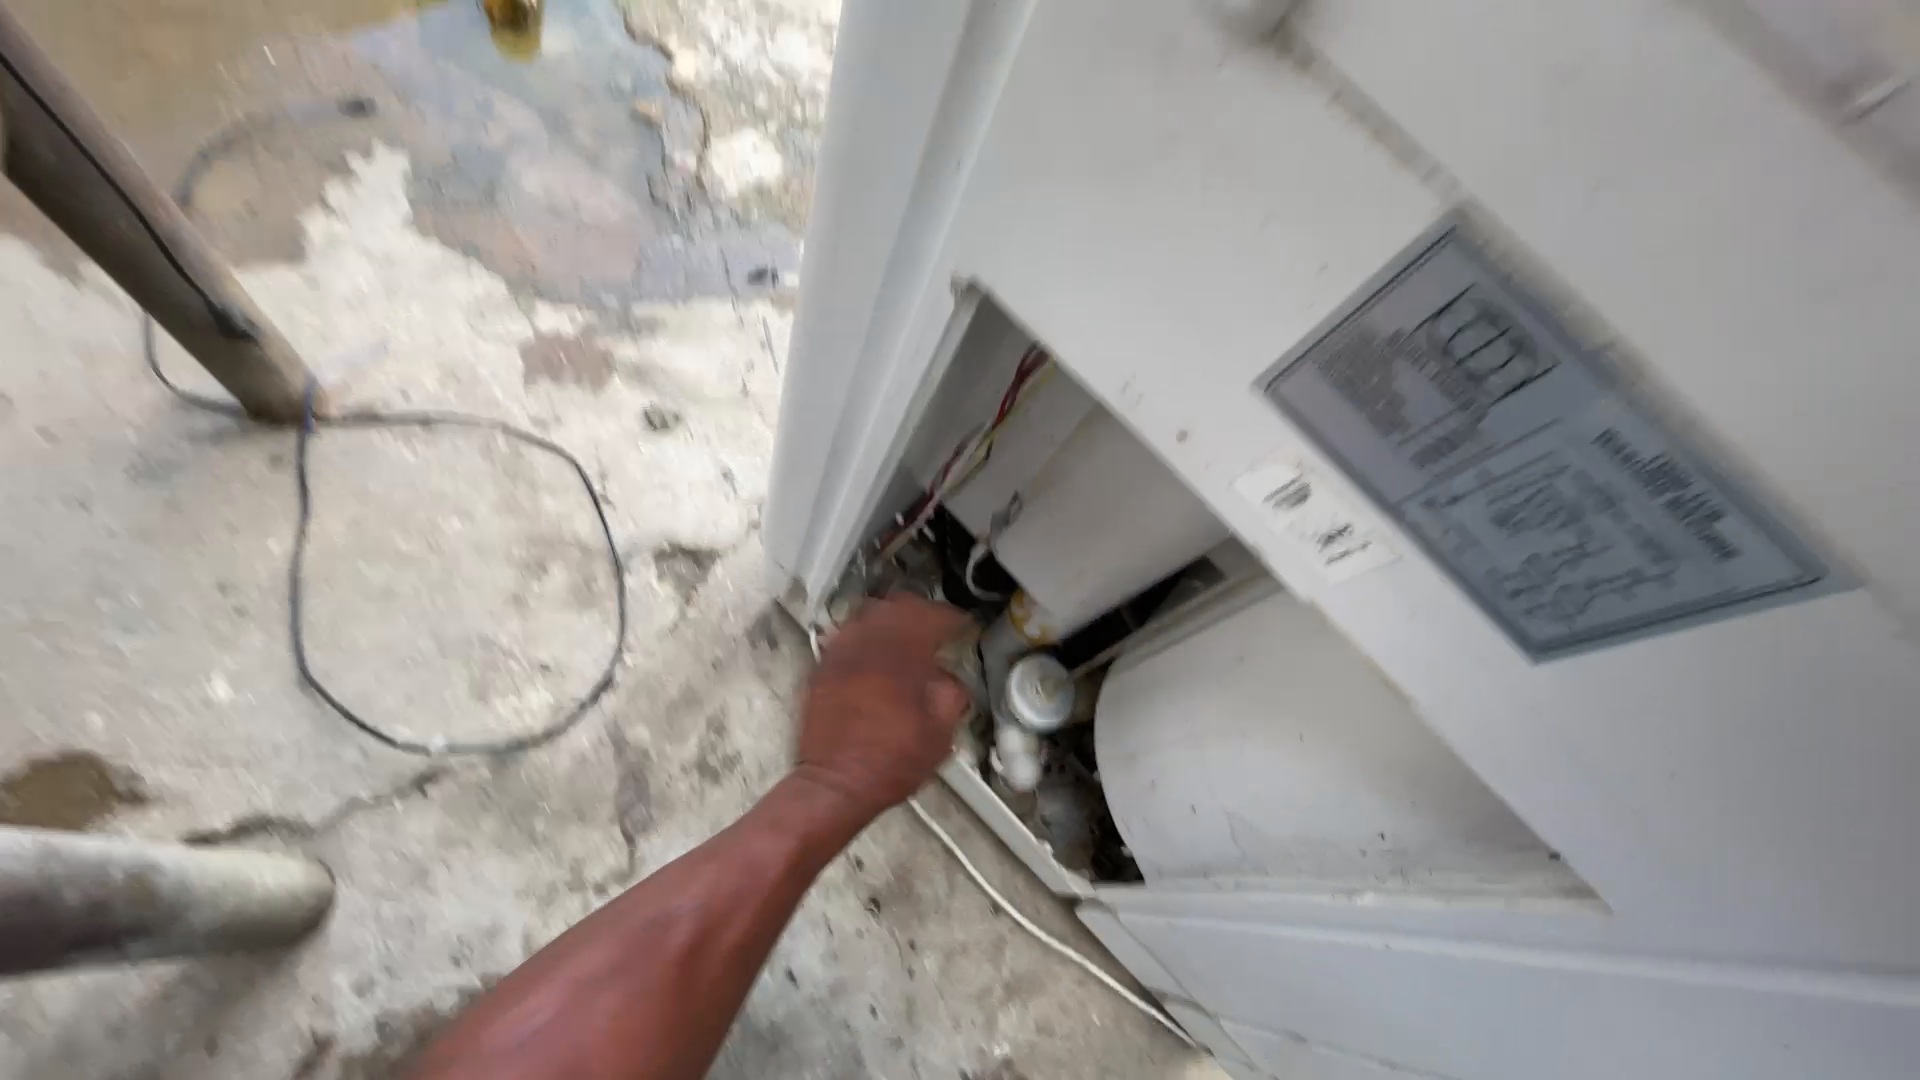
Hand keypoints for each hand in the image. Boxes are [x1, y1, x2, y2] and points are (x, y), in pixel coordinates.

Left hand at [792, 594, 974, 819]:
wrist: (836, 783)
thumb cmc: (893, 760)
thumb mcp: (941, 733)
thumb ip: (952, 692)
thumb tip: (948, 675)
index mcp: (904, 654)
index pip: (933, 616)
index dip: (954, 618)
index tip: (965, 626)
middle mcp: (870, 642)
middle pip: (898, 605)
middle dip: (922, 611)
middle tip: (937, 627)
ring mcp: (841, 651)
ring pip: (868, 613)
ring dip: (890, 618)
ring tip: (905, 635)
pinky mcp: (822, 666)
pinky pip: (845, 634)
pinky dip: (863, 635)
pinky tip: (872, 652)